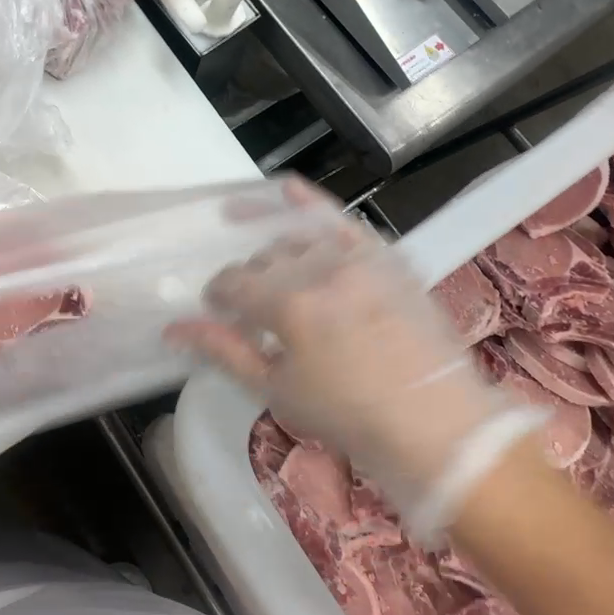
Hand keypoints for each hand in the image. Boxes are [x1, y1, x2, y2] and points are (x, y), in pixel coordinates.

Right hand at [167, 179, 537, 536]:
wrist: (440, 426)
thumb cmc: (351, 416)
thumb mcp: (277, 390)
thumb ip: (223, 350)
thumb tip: (174, 328)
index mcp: (290, 305)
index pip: (233, 282)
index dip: (218, 295)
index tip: (218, 312)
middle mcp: (321, 270)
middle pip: (263, 259)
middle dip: (249, 280)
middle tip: (251, 309)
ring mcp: (358, 259)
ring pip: (296, 238)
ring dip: (274, 250)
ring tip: (271, 270)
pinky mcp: (387, 258)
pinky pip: (342, 217)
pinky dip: (311, 201)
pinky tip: (286, 188)